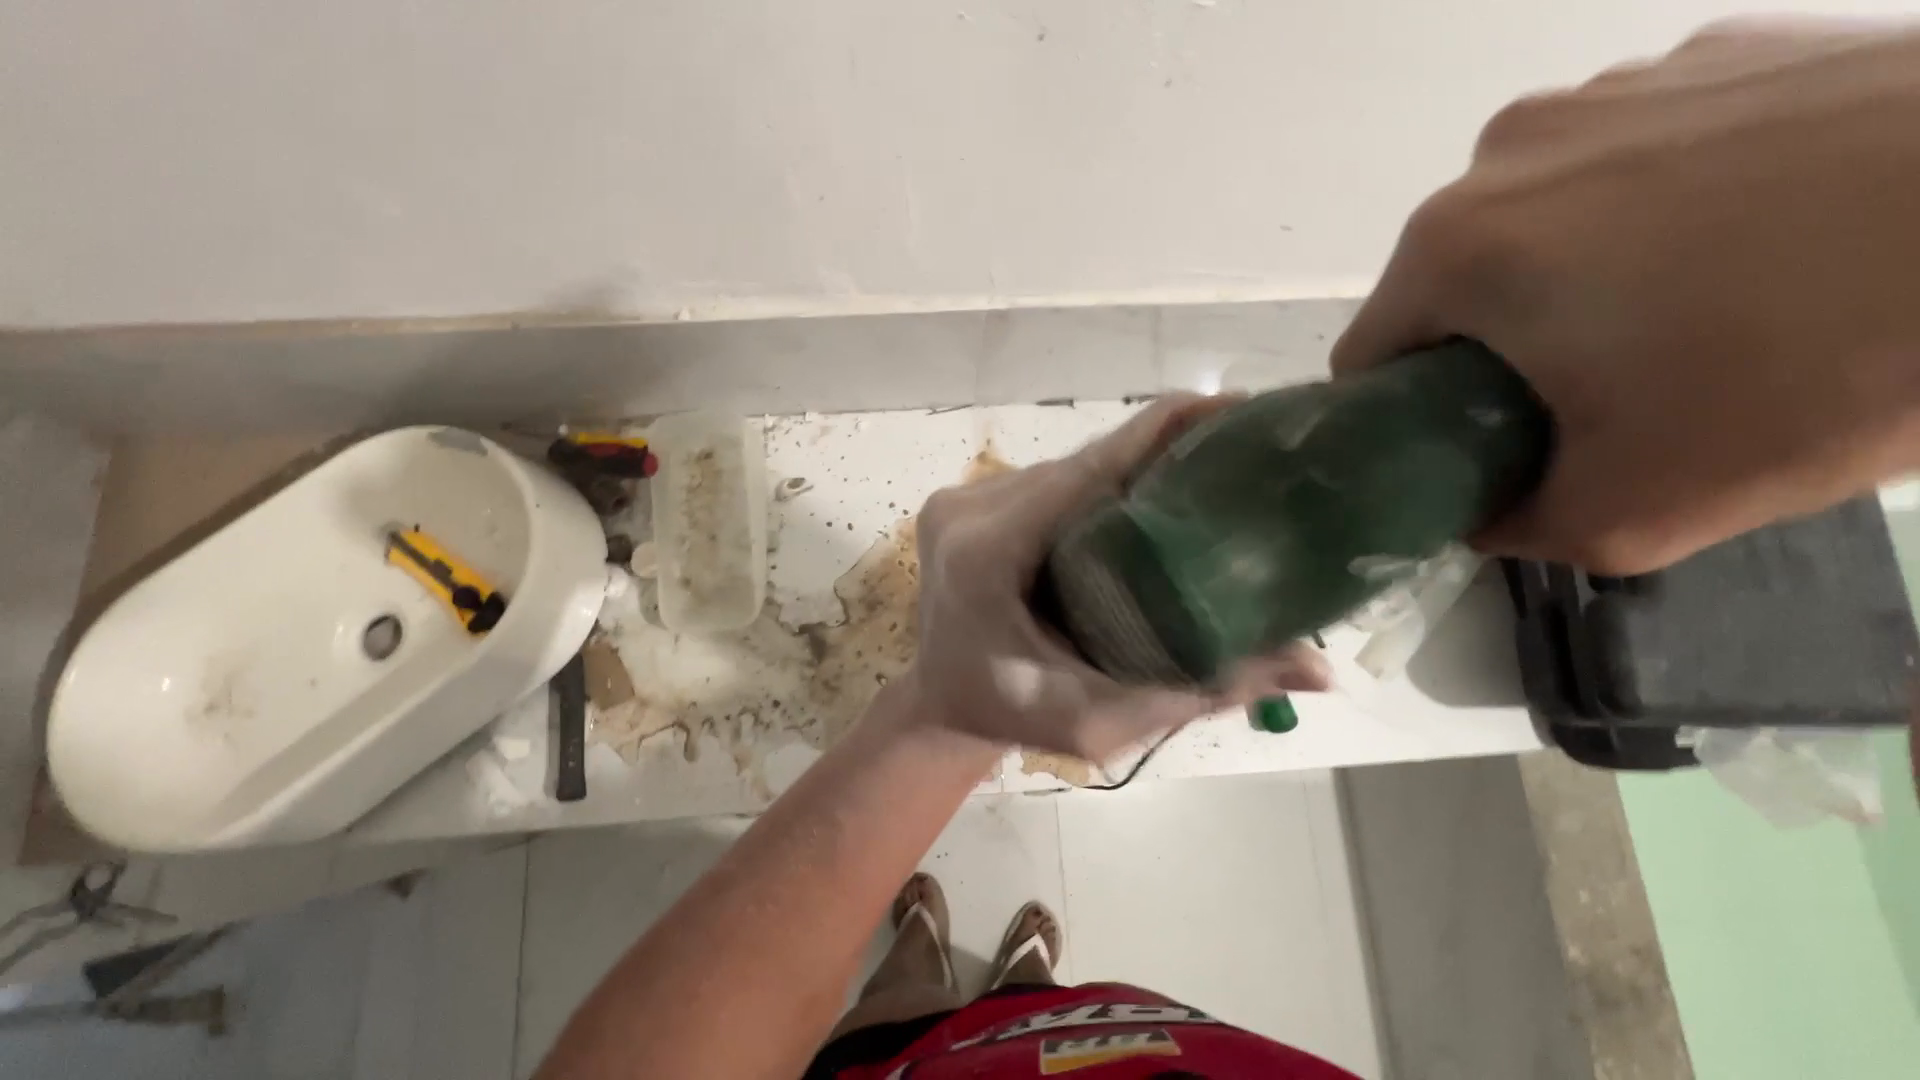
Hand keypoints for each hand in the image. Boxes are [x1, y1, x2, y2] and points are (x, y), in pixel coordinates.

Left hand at [905, 395, 1329, 762]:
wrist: (938, 708)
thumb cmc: (1010, 720)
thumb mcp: (1100, 720)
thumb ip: (1199, 693)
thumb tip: (1320, 673)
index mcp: (986, 555)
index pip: (1087, 471)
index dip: (1161, 432)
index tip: (1233, 409)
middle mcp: (967, 511)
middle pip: (1080, 463)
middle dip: (1158, 452)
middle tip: (1237, 451)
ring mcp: (960, 500)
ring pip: (1064, 467)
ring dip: (1126, 467)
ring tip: (1199, 473)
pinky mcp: (964, 503)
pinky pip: (1046, 481)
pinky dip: (1094, 483)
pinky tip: (1142, 497)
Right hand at [1333, 20, 1919, 575]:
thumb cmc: (1817, 367)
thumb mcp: (1629, 515)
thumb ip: (1511, 527)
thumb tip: (1485, 508)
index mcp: (1453, 249)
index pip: (1369, 359)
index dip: (1409, 421)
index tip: (1486, 449)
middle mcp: (1501, 152)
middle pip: (1448, 286)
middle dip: (1494, 346)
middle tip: (1602, 392)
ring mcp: (1611, 87)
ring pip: (1535, 220)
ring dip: (1572, 273)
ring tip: (1697, 308)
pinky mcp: (1715, 49)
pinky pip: (1633, 159)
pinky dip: (1662, 206)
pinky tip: (1764, 236)